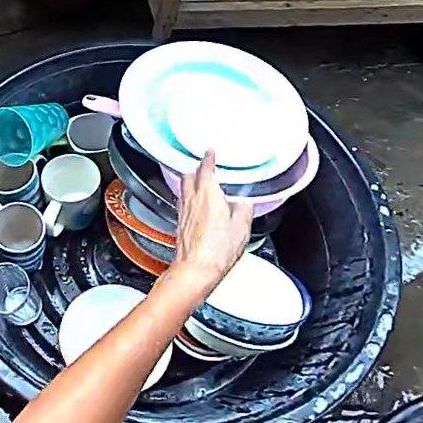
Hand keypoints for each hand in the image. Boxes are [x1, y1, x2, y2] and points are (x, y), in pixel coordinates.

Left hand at [169, 151, 252, 295]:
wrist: (195, 270)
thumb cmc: (217, 250)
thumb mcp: (241, 227)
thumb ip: (243, 210)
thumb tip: (242, 204)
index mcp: (207, 194)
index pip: (205, 169)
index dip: (208, 159)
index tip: (210, 152)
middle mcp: (191, 200)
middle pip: (188, 176)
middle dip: (196, 170)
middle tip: (204, 168)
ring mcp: (183, 213)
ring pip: (183, 190)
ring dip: (190, 184)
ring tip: (199, 185)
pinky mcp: (179, 226)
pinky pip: (183, 205)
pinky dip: (189, 200)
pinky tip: (195, 208)